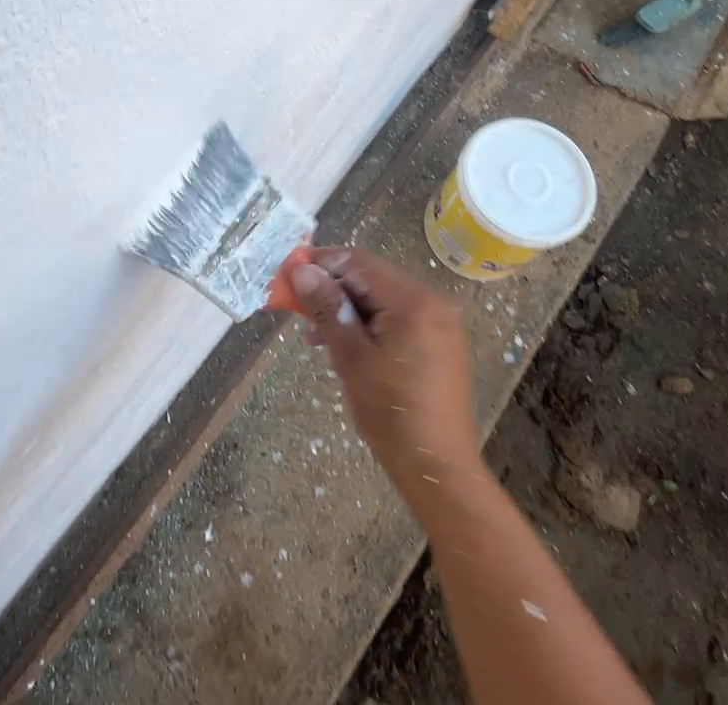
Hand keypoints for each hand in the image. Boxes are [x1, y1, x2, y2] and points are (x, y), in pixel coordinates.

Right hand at [288, 248, 479, 487]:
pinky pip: (398, 318)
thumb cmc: (390, 412)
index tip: (287, 276)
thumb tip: (302, 271)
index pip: (359, 263)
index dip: (321, 264)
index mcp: (414, 301)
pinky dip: (369, 326)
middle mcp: (433, 301)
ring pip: (383, 300)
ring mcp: (440, 322)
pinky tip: (348, 350)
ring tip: (319, 341)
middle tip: (300, 316)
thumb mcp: (351, 357)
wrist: (437, 465)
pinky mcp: (439, 342)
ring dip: (348, 311)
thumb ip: (327, 308)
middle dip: (332, 291)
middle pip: (372, 279)